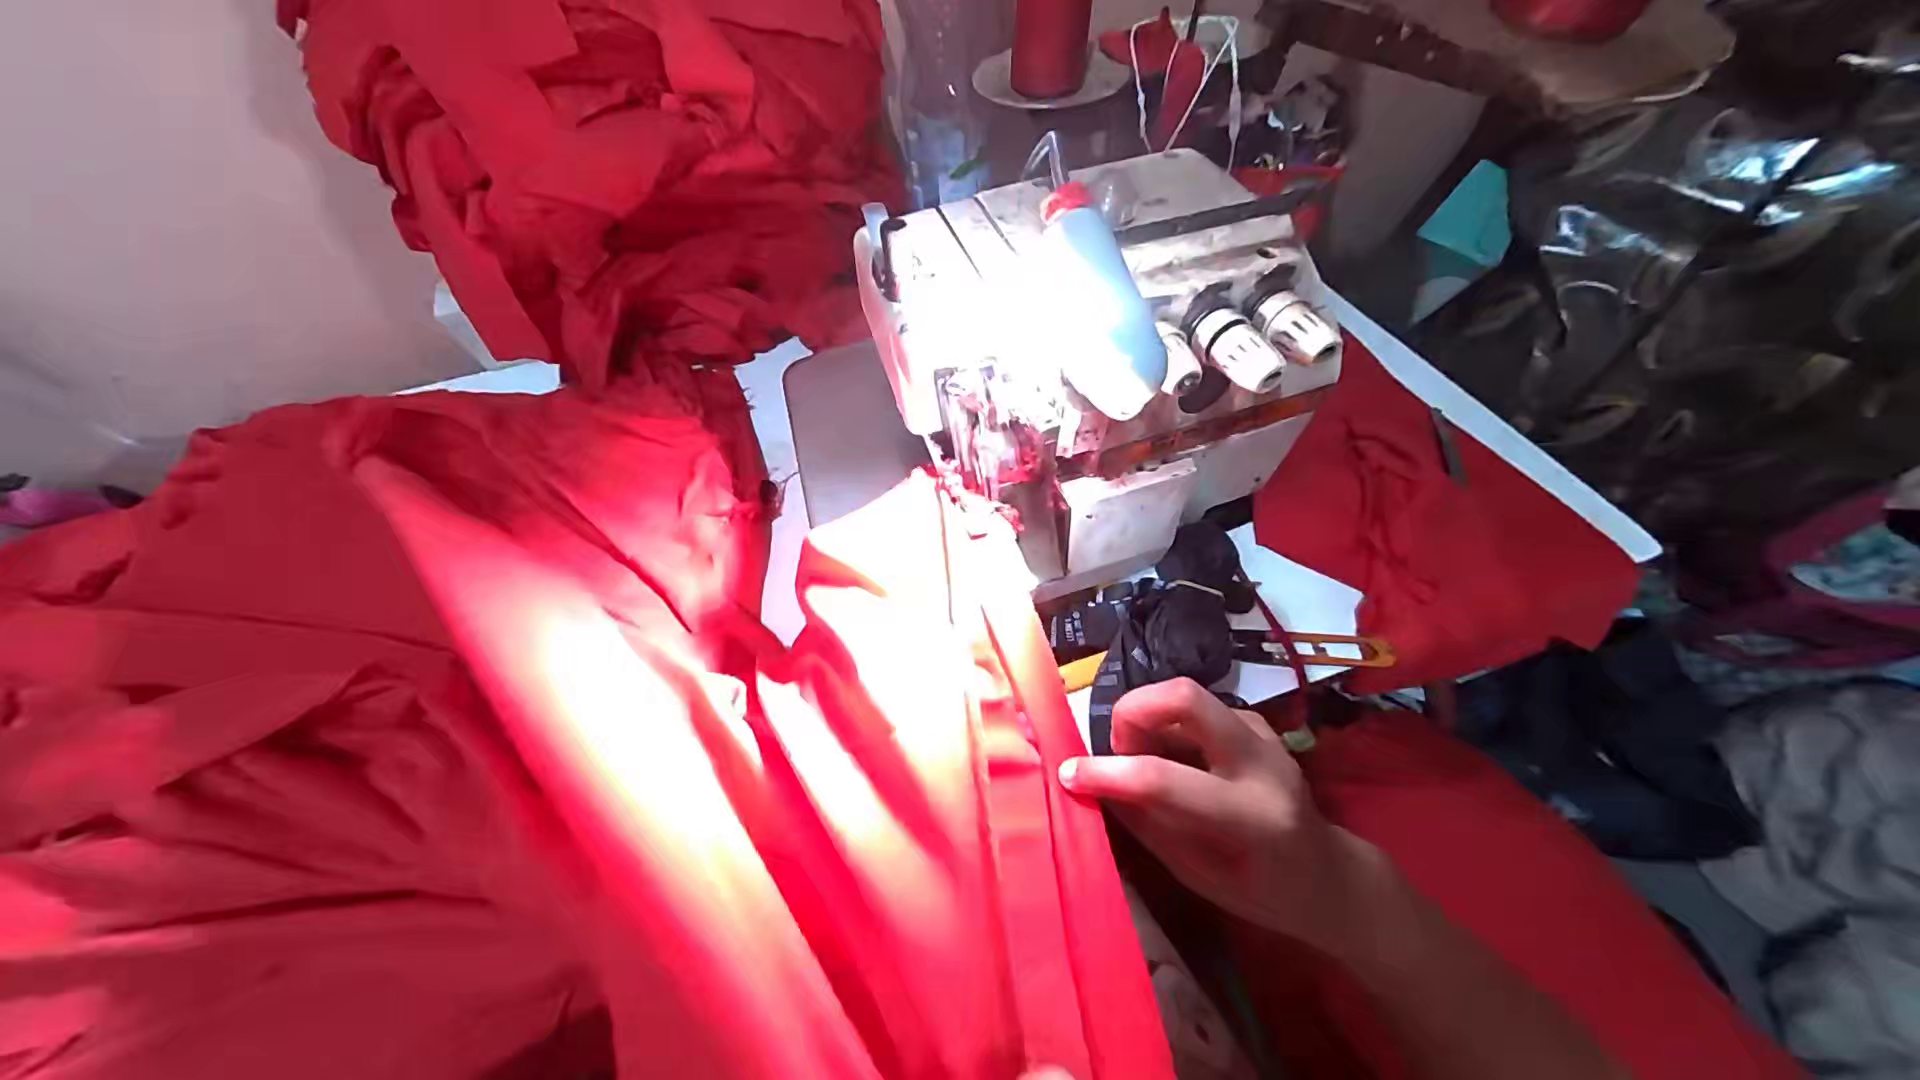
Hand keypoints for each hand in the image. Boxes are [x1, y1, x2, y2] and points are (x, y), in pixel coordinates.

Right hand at [1058, 678, 1377, 949]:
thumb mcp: (1194, 873)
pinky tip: (1174, 759)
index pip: (1165, 779)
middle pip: (1183, 696)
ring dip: (1147, 720)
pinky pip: (1195, 708)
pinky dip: (1167, 725)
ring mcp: (1262, 733)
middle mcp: (1261, 760)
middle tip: (1119, 749)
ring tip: (1144, 760)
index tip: (1069, 773)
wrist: (1330, 876)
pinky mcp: (1255, 721)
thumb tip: (1090, 784)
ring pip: (1185, 695)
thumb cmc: (1261, 890)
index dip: (1107, 772)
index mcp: (1250, 815)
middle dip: (1131, 712)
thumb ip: (1143, 821)